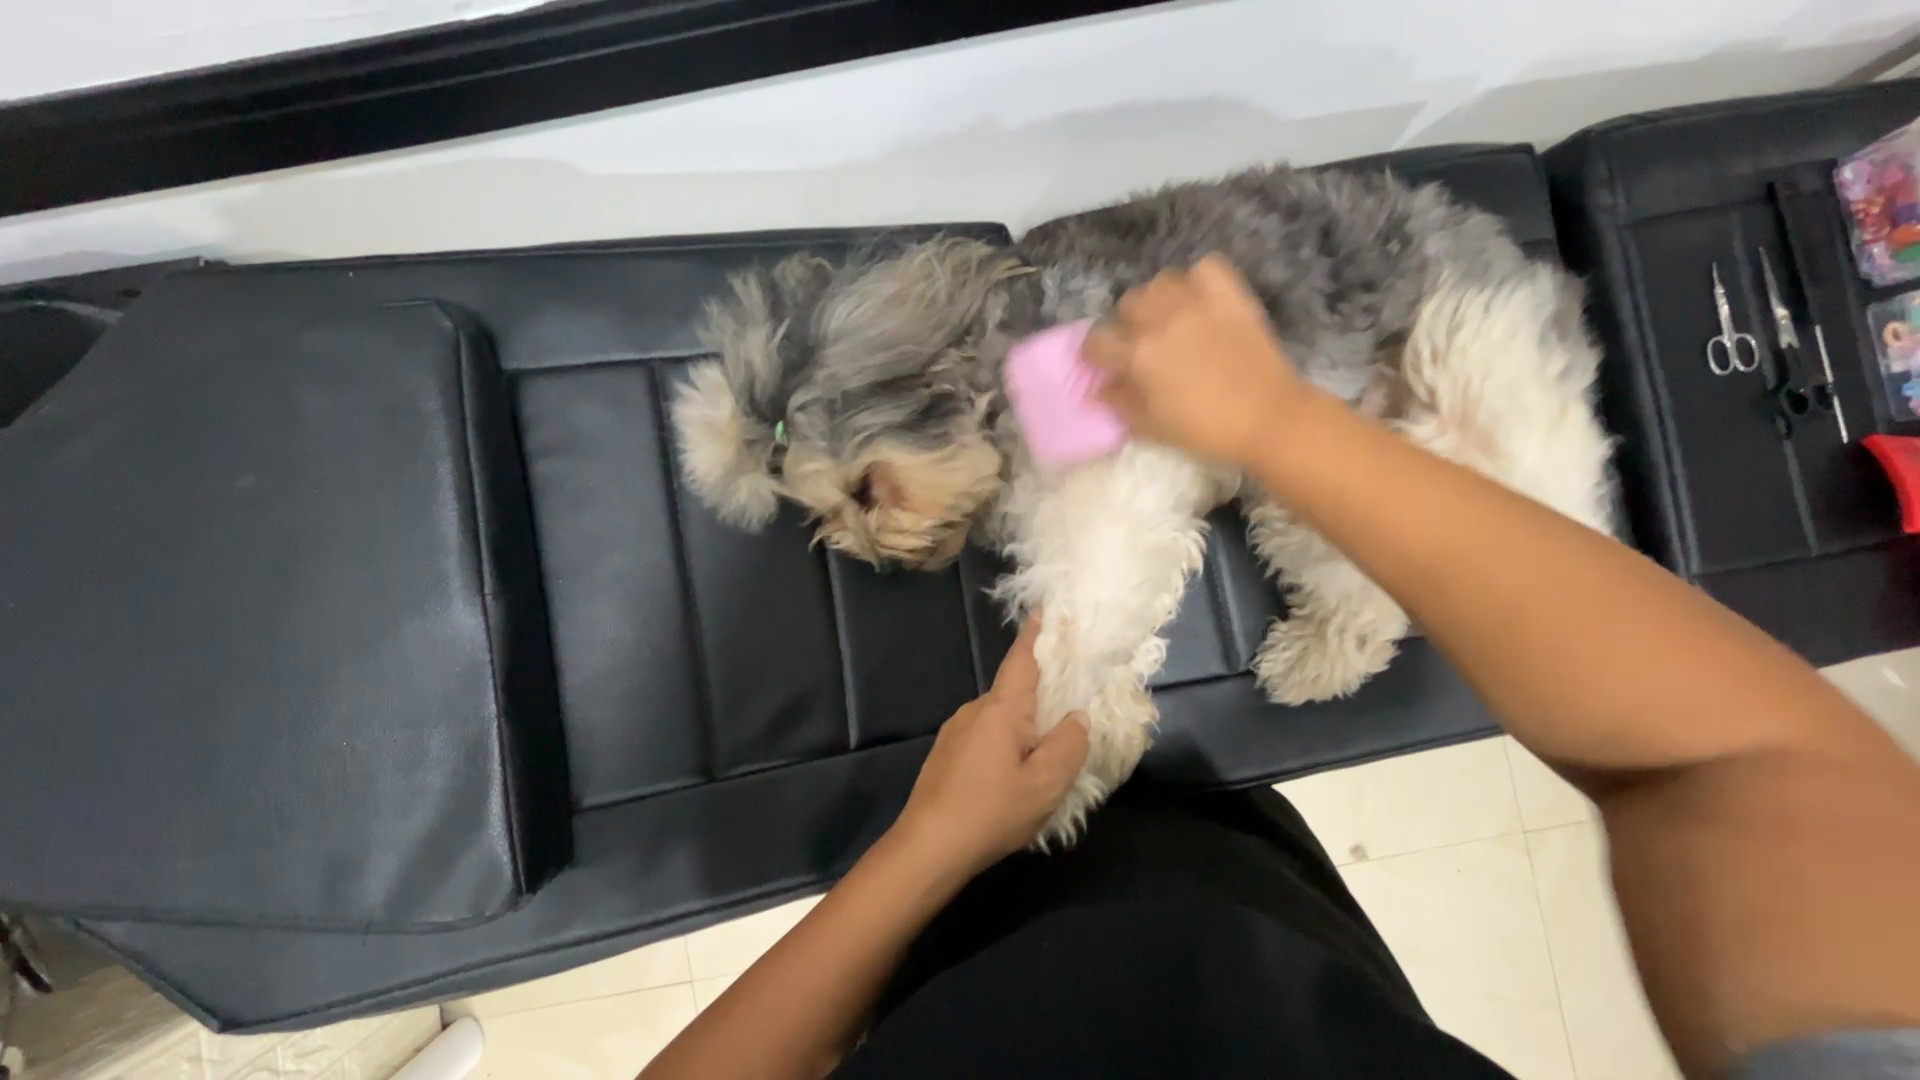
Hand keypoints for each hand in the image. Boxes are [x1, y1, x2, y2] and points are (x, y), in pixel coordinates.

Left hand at [891, 616, 1089, 876]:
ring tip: (1047, 762)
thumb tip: (1078, 717)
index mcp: (1001, 708)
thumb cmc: (990, 811)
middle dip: (1043, 695)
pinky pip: (986, 738)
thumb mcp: (1045, 784)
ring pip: (1001, 719)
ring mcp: (956, 732)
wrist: (927, 847)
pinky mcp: (947, 754)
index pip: (1023, 658)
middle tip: (1072, 712)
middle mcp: (975, 710)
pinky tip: (1014, 780)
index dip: (1038, 632)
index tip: (1048, 607)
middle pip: (1016, 691)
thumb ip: (1068, 745)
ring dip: (1025, 729)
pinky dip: (1006, 746)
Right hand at [1083, 254, 1308, 466]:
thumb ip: (1120, 403)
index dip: (1094, 352)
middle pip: (1128, 304)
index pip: (1097, 340)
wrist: (1268, 418)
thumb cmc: (1206, 430)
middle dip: (1127, 324)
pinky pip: (1206, 268)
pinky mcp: (1231, 296)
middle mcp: (1163, 321)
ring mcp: (1198, 303)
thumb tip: (1101, 388)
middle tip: (1141, 344)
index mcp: (1139, 355)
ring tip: (1169, 319)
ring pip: (1161, 281)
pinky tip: (1200, 301)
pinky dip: (1198, 280)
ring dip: (1158, 299)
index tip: (1102, 362)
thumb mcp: (1153, 427)